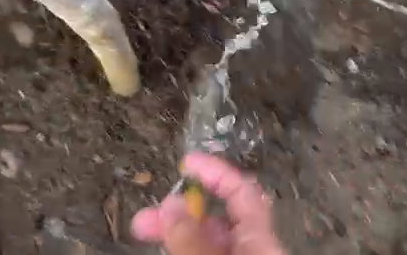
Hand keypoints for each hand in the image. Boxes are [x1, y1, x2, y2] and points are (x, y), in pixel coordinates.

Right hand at [131, 153, 285, 254]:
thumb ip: (193, 237)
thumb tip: (170, 203)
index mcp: (262, 239)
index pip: (242, 189)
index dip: (214, 170)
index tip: (185, 161)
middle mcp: (255, 246)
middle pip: (218, 217)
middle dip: (179, 210)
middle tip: (144, 216)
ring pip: (210, 238)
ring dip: (177, 229)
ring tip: (145, 230)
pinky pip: (210, 252)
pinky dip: (188, 246)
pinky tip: (168, 244)